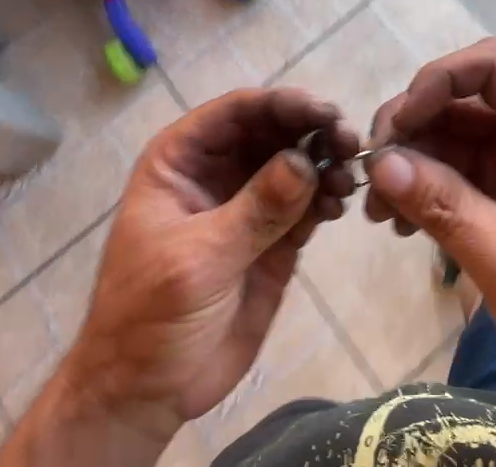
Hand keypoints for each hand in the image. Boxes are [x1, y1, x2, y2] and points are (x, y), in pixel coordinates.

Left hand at [0, 88, 357, 465]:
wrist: (145, 390)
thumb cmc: (150, 314)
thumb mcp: (198, 259)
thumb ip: (254, 210)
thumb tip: (305, 161)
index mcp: (181, 160)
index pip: (236, 112)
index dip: (280, 104)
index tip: (323, 112)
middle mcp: (217, 172)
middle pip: (272, 131)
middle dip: (311, 129)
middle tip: (349, 142)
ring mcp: (247, 205)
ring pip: (294, 164)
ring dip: (325, 163)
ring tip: (349, 178)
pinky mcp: (273, 240)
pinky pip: (305, 205)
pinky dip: (325, 199)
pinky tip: (339, 206)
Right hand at [364, 40, 495, 466]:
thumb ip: (446, 207)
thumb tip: (381, 163)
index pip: (494, 67)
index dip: (438, 81)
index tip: (397, 127)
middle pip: (464, 97)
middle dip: (412, 127)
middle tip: (373, 173)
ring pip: (452, 134)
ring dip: (409, 162)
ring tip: (378, 211)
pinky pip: (455, 170)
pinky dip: (422, 189)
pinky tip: (400, 225)